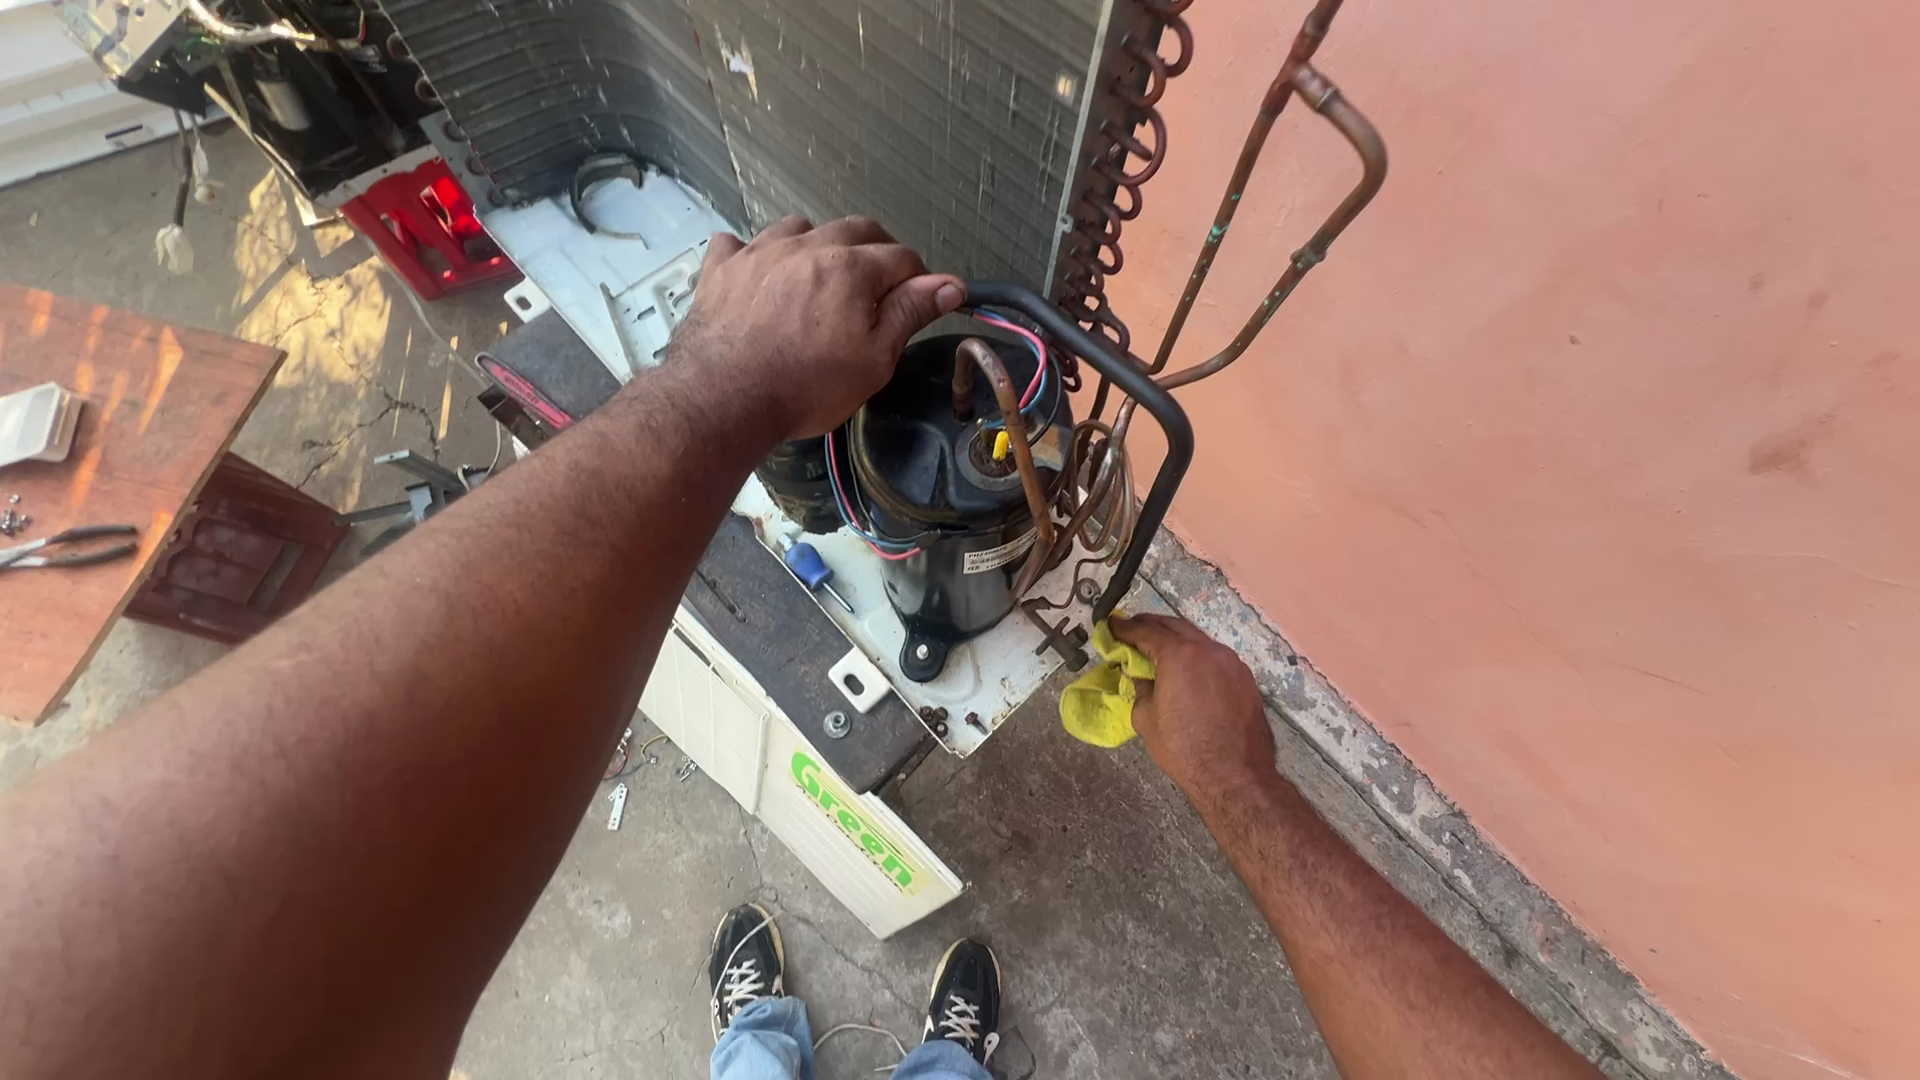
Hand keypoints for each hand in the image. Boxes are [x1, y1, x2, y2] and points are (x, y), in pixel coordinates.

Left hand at [668, 215, 965, 439]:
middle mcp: (807, 246)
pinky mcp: (722, 268)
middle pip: (856, 229)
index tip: (922, 299)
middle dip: (877, 252)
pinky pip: (742, 242)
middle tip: (880, 287)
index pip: (902, 258)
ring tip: (820, 278)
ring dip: (820, 245)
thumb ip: (909, 314)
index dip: (919, 278)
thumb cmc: (806, 387)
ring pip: (801, 226)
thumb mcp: (874, 360)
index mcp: (851, 269)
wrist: (725, 398)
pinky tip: (761, 276)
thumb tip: (948, 284)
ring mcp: (759, 251)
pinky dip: (758, 254)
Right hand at [1110, 614, 1275, 803]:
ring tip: (1158, 648)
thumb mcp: (1145, 717)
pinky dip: (1196, 655)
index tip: (1112, 625)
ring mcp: (1231, 662)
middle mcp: (1208, 650)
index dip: (1125, 628)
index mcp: (1180, 655)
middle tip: (1131, 630)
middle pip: (1174, 626)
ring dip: (1176, 639)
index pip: (1146, 631)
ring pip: (1198, 639)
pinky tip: (1187, 670)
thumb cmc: (1183, 749)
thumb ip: (1141, 687)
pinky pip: (1215, 657)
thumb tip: (1141, 675)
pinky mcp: (1245, 678)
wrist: (1235, 776)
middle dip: (1151, 625)